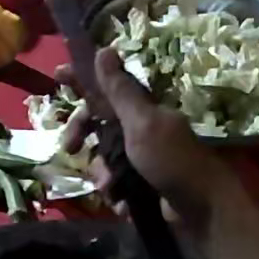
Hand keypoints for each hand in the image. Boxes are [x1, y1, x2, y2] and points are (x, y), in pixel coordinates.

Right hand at [59, 48, 232, 229]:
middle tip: (69, 148)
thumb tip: (104, 48)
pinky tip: (123, 203)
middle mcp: (139, 128)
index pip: (107, 86)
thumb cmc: (172, 160)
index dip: (83, 78)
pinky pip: (115, 185)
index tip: (58, 75)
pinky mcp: (140, 185)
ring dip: (102, 174)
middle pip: (97, 122)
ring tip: (110, 187)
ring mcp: (140, 158)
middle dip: (80, 134)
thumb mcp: (142, 122)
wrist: (200, 210)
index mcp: (142, 109)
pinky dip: (116, 195)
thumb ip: (120, 90)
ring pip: (102, 158)